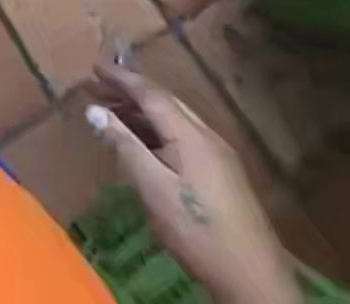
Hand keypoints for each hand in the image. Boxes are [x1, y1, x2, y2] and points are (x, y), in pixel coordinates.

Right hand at [84, 65, 300, 303]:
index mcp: (191, 135)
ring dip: (141, 111)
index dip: (121, 78)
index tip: (94, 67)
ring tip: (110, 112)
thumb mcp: (153, 188)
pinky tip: (141, 142)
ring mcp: (219, 156)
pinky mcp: (222, 175)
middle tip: (96, 87)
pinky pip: (182, 136)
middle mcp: (207, 137)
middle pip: (164, 102)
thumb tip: (93, 109)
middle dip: (128, 91)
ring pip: (174, 120)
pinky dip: (155, 130)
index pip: (151, 94)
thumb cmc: (198, 231)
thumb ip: (124, 145)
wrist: (256, 283)